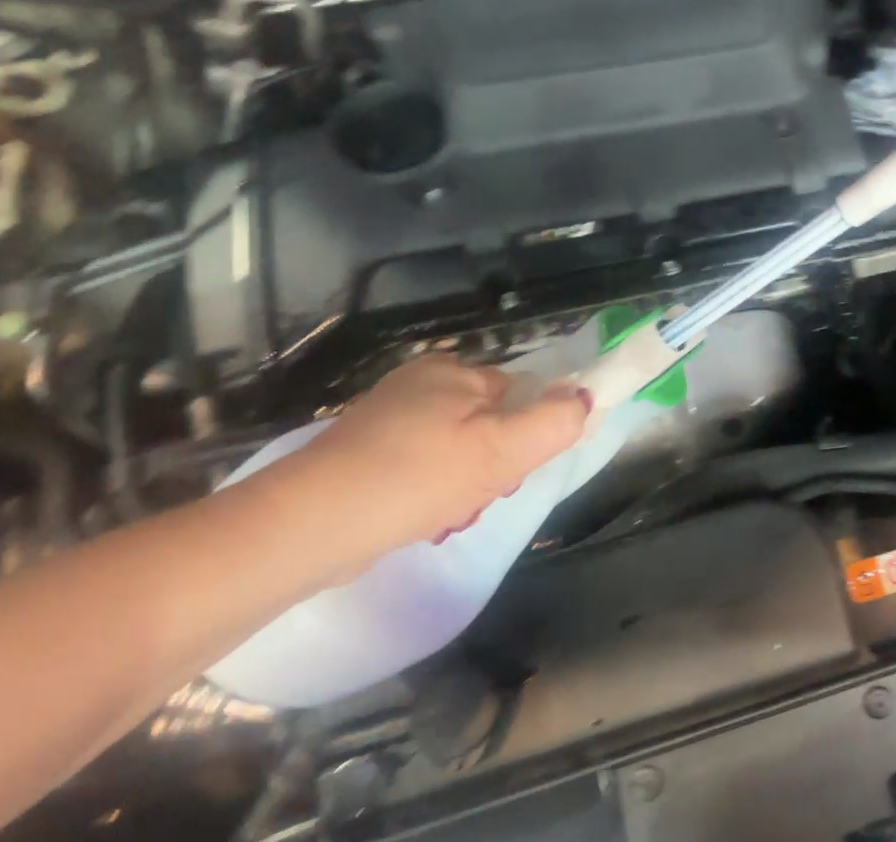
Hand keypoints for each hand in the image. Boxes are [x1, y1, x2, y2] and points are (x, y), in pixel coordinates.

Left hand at [284, 354, 591, 558]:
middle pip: (492, 423)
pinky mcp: (366, 454)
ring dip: (468, 485)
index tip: (519, 467)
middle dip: (497, 464)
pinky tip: (424, 517)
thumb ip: (555, 421)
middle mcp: (420, 384)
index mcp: (453, 372)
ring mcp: (389, 419)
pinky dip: (434, 493)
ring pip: (461, 450)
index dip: (533, 430)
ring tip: (450, 512)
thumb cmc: (417, 478)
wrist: (310, 525)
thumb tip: (584, 399)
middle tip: (484, 493)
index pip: (522, 392)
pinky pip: (426, 468)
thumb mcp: (502, 450)